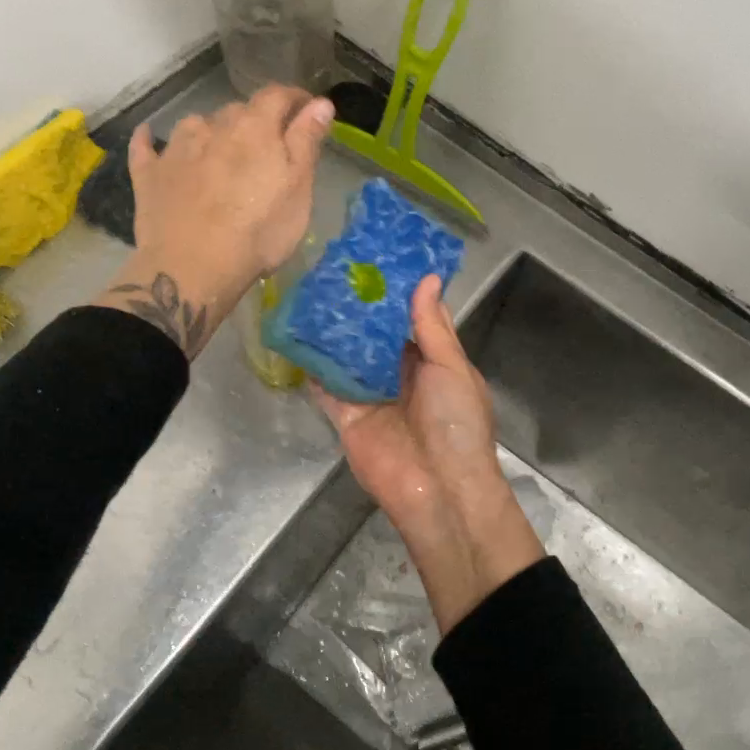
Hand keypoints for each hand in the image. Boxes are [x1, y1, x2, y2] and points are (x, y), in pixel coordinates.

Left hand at [93, 86, 331, 357]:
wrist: (194, 266)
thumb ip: (307, 141)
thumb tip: (321, 102)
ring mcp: (176, 149)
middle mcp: (212, 126)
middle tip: (268, 146)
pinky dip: (153, 140)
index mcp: (255, 127)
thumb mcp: (298, 188)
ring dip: (212, 130)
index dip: (295, 98)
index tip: (308, 109)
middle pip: (237, 111)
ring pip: (196, 125)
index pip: (277, 96)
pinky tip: (151, 138)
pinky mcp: (149, 175)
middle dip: (255, 120)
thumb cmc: (259, 230)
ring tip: (221, 151)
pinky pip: (148, 146)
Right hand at [313, 276, 545, 633]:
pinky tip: (294, 335)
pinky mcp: (347, 417)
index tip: (379, 259)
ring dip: (334, 331)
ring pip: (349, 357)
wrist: (439, 490)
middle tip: (335, 268)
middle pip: (376, 336)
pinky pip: (326, 388)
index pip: (414, 319)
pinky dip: (312, 366)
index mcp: (435, 362)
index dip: (399, 293)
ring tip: (311, 291)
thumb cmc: (456, 424)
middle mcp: (402, 375)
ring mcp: (373, 396)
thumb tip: (427, 279)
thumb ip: (432, 326)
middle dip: (361, 308)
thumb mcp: (451, 368)